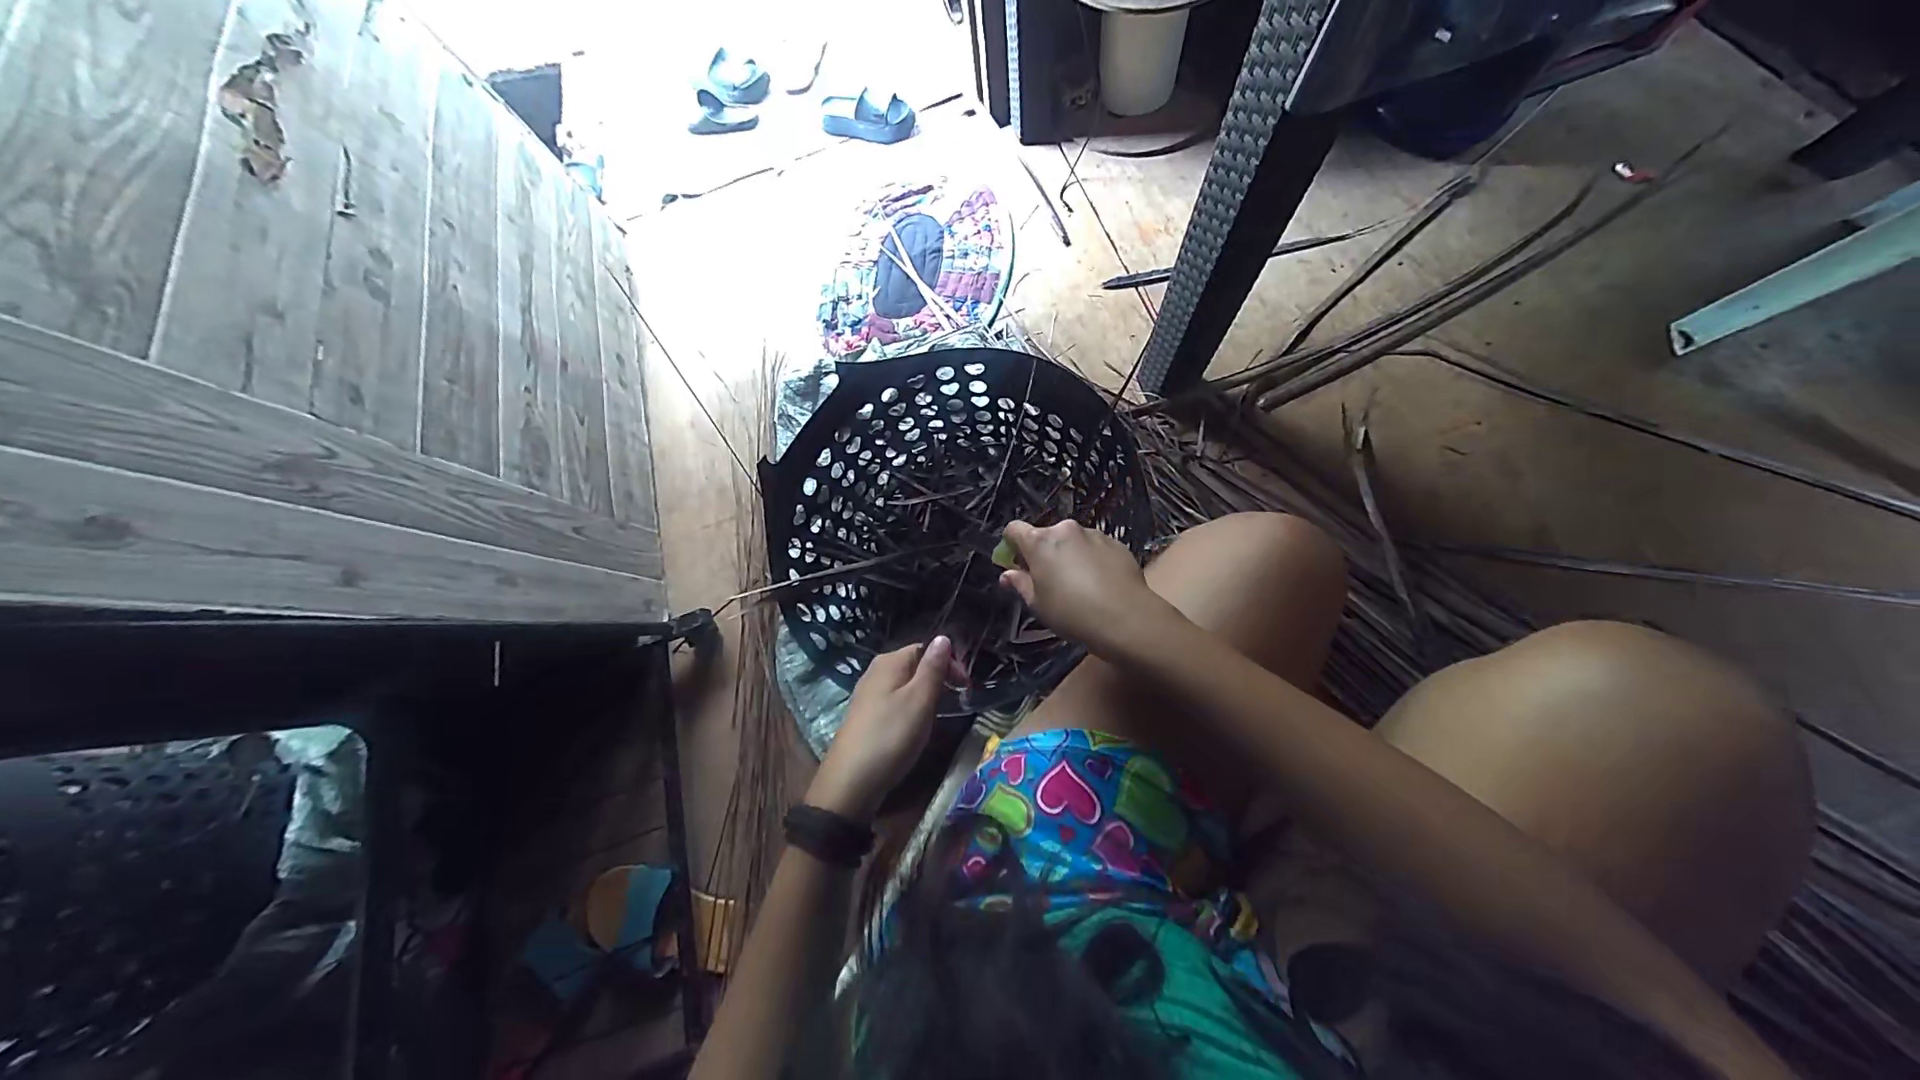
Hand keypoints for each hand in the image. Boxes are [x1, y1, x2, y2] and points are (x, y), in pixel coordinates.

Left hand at [805, 636, 959, 822]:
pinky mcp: (866, 716)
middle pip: (915, 665)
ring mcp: (868, 695)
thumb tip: (943, 637)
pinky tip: (916, 726)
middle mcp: (875, 671)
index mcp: (889, 661)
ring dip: (926, 695)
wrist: (851, 781)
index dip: (949, 663)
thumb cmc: (892, 735)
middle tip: (958, 702)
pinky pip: (895, 702)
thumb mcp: (920, 699)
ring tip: (941, 715)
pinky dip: (911, 708)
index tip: (967, 687)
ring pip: (905, 685)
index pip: (926, 648)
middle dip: (939, 679)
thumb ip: (933, 668)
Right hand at [997, 520, 1176, 657]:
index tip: (1016, 564)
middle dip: (1044, 553)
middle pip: (1046, 536)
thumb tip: (1007, 574)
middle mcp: (1066, 530)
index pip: (1014, 529)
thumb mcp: (1038, 604)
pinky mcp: (1117, 544)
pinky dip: (1092, 560)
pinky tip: (1100, 584)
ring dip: (1070, 556)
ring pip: (1073, 541)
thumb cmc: (1072, 613)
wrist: (1126, 618)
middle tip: (1049, 581)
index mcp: (1040, 542)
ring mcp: (1094, 534)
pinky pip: (1095, 548)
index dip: (1011, 545)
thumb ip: (1020, 584)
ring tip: (1080, 585)